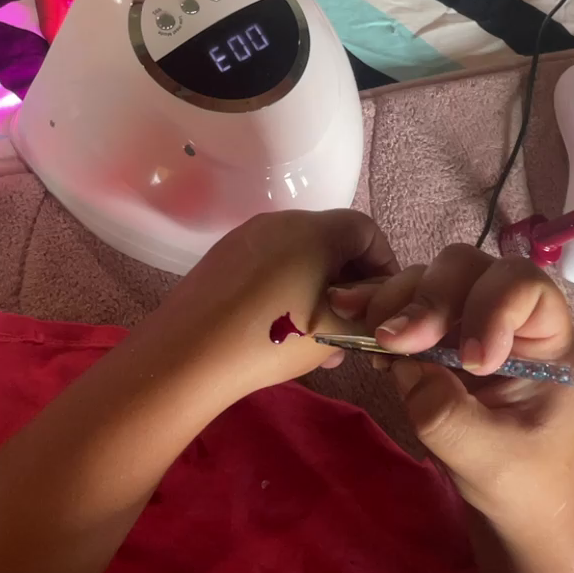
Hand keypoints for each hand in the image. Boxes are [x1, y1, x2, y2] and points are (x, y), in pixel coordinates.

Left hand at [128, 209, 398, 398]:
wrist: (190, 353)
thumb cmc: (274, 338)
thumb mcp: (337, 332)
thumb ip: (369, 315)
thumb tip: (366, 312)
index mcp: (313, 229)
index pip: (366, 230)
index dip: (383, 265)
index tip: (382, 305)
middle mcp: (279, 220)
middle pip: (330, 240)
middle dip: (348, 283)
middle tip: (350, 328)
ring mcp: (245, 235)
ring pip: (298, 255)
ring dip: (316, 290)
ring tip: (317, 340)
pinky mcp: (222, 256)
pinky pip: (268, 264)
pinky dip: (285, 288)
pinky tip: (280, 331)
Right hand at [328, 248, 573, 525]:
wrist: (507, 499)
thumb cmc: (520, 478)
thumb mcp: (490, 458)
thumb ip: (448, 414)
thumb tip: (404, 367)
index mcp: (544, 338)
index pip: (524, 287)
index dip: (491, 307)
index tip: (474, 363)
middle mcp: (502, 314)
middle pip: (464, 268)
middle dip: (428, 299)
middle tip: (398, 342)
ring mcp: (460, 317)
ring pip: (424, 277)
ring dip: (394, 301)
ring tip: (374, 339)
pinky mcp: (426, 329)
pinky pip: (396, 299)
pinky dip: (370, 302)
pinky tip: (345, 309)